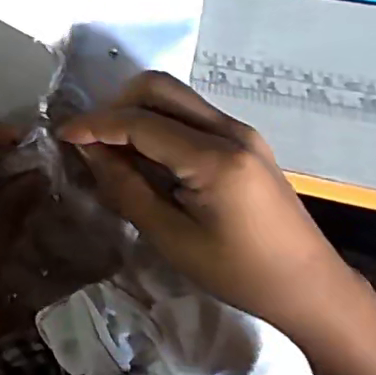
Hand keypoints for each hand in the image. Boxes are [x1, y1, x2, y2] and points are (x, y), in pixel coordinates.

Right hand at [56, 72, 351, 338]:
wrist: (311, 287)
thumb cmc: (241, 275)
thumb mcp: (173, 240)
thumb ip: (127, 188)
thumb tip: (90, 151)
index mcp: (214, 159)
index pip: (141, 122)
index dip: (96, 124)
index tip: (64, 134)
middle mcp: (230, 130)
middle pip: (159, 88)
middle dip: (116, 104)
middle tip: (92, 139)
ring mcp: (241, 130)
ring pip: (175, 95)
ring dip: (138, 109)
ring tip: (114, 147)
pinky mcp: (245, 138)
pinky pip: (191, 113)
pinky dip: (160, 121)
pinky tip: (148, 154)